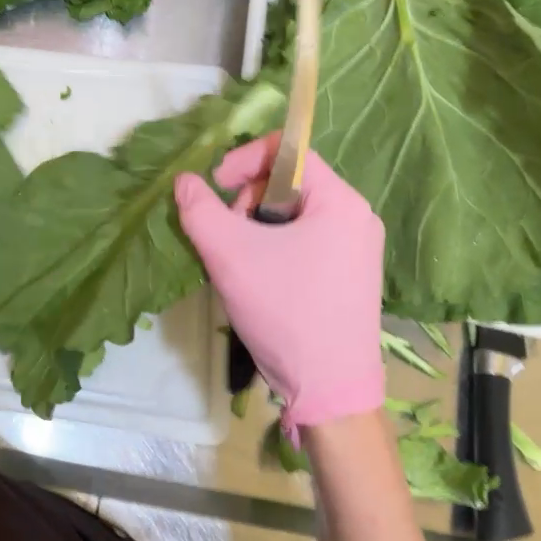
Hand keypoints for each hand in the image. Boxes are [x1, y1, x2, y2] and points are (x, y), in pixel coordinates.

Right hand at [175, 134, 385, 436]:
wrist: (329, 389)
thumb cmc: (285, 311)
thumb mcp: (230, 254)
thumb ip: (200, 209)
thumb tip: (184, 180)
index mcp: (339, 201)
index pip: (287, 150)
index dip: (244, 159)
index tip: (216, 188)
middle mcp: (355, 217)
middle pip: (287, 182)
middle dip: (246, 201)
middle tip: (226, 236)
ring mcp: (355, 249)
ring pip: (290, 214)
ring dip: (254, 227)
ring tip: (239, 263)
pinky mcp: (348, 276)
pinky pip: (303, 240)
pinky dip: (271, 249)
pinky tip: (257, 279)